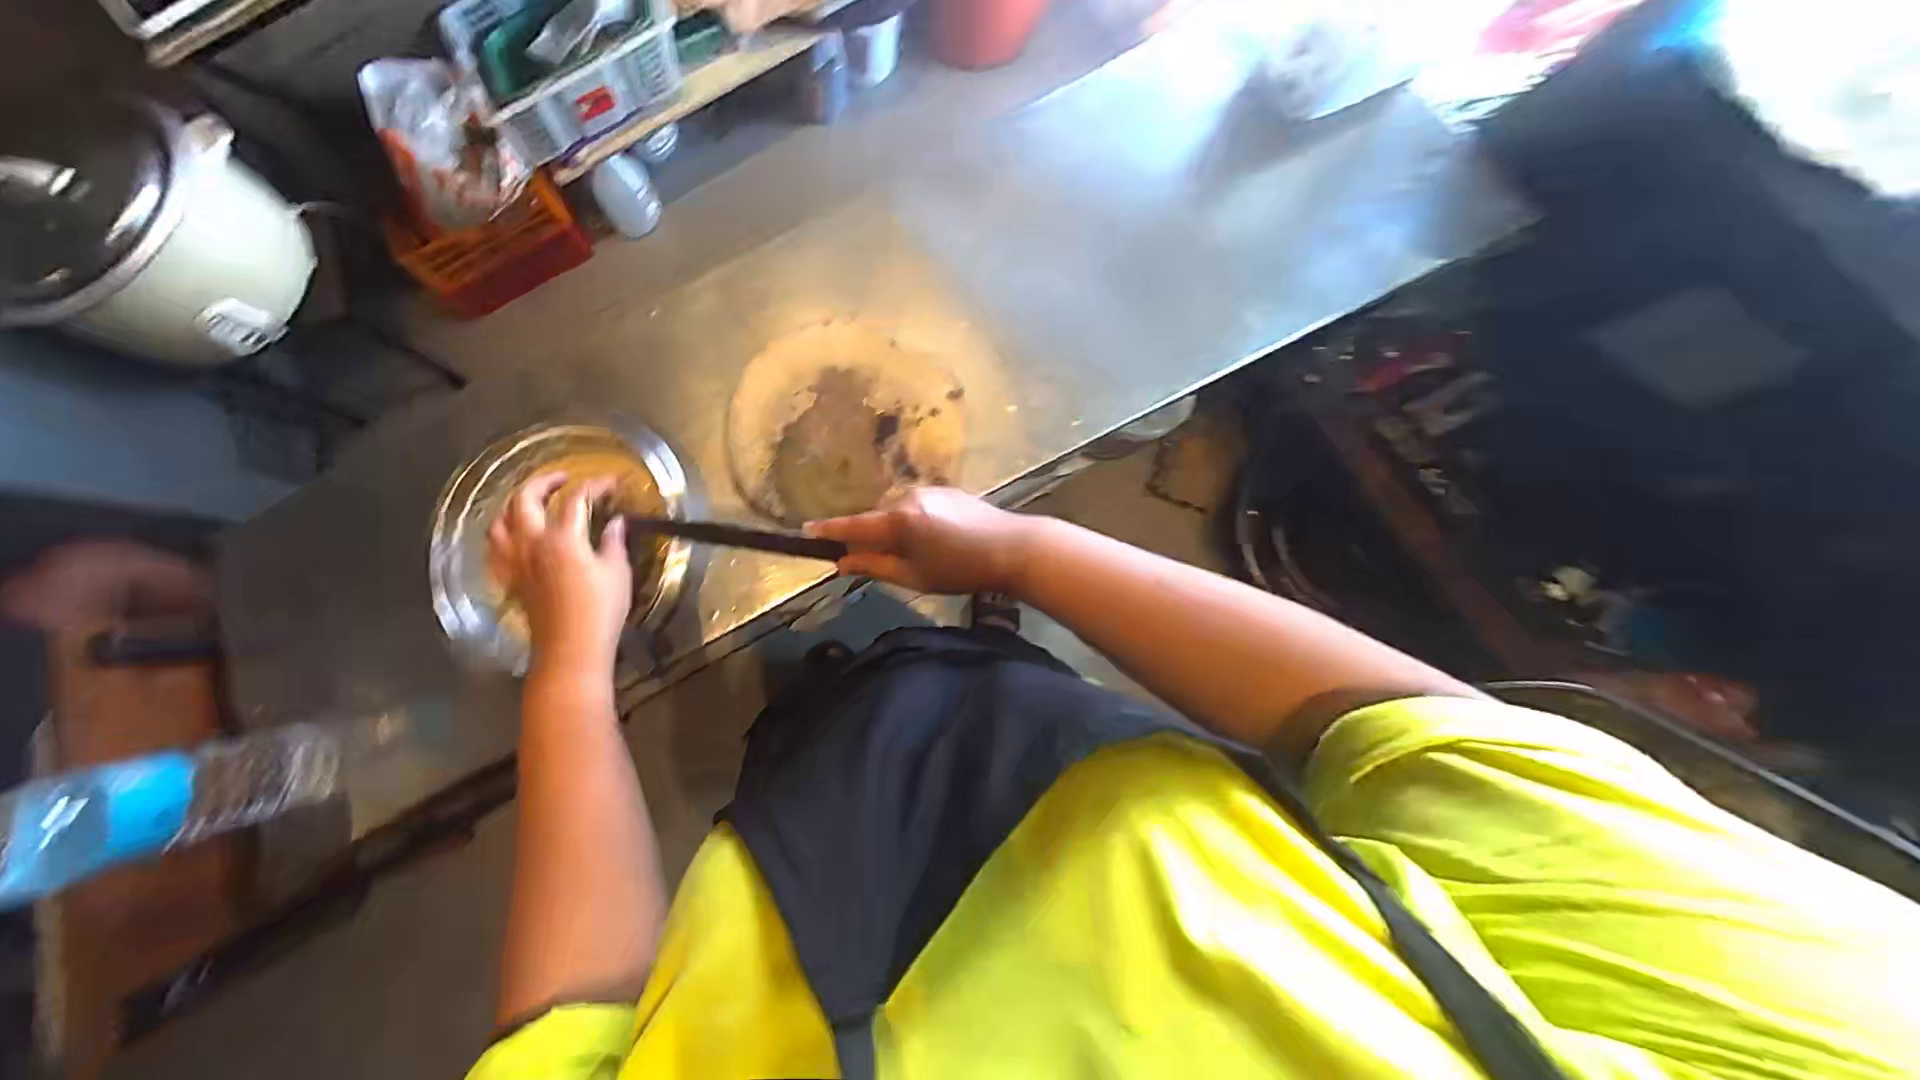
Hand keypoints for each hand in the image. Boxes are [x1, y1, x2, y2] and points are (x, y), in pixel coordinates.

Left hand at [488, 471, 631, 674]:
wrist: (571, 648)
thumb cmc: (601, 610)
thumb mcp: (618, 572)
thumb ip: (613, 542)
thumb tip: (615, 523)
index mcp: (561, 538)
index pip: (576, 498)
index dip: (595, 485)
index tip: (611, 482)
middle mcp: (531, 543)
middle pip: (525, 499)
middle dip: (544, 482)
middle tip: (564, 479)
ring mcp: (515, 561)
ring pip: (501, 520)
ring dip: (517, 504)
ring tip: (534, 502)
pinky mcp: (510, 579)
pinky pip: (496, 547)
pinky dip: (504, 533)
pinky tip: (514, 535)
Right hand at [807, 487, 1039, 594]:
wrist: (1014, 548)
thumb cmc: (961, 569)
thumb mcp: (913, 576)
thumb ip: (874, 567)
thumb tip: (842, 563)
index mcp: (898, 520)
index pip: (853, 526)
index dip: (828, 530)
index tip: (805, 531)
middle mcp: (909, 497)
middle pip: (876, 520)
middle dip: (871, 538)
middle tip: (875, 564)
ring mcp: (930, 490)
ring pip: (898, 513)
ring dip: (897, 532)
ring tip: (920, 558)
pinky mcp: (947, 491)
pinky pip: (918, 508)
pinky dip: (916, 524)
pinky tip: (938, 542)